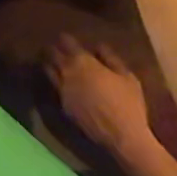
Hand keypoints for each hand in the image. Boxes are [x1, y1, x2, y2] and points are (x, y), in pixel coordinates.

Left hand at [46, 34, 151, 157]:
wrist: (123, 137)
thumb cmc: (128, 103)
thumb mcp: (127, 76)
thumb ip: (110, 58)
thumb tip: (98, 46)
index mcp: (83, 60)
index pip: (65, 41)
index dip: (65, 38)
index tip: (66, 38)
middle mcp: (68, 71)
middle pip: (51, 53)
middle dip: (52, 48)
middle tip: (55, 48)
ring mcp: (63, 89)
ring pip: (48, 69)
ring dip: (49, 64)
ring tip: (52, 63)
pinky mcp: (64, 106)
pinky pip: (54, 89)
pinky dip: (55, 83)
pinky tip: (60, 85)